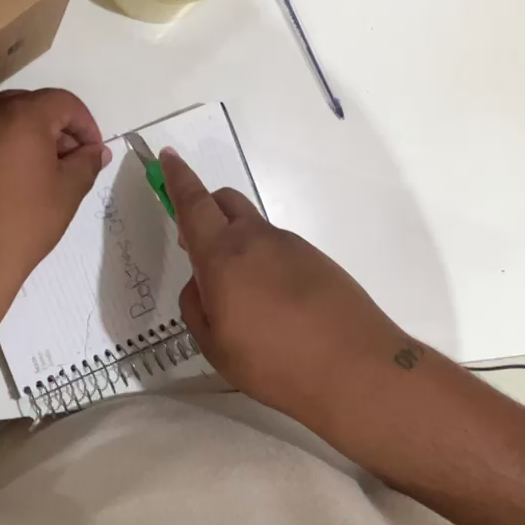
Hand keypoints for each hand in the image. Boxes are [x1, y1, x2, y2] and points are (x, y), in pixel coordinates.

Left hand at [0, 89, 108, 294]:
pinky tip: (1, 175)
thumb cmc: (21, 223)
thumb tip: (96, 151)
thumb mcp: (67, 193)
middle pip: (29, 105)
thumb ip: (86, 163)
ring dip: (22, 134)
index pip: (64, 102)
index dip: (85, 125)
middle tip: (68, 161)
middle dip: (54, 128)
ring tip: (34, 169)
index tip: (92, 152)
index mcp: (22, 114)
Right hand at [160, 148, 417, 422]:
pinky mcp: (318, 260)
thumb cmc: (275, 363)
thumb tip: (201, 284)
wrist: (356, 369)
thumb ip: (196, 307)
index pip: (194, 204)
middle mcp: (257, 240)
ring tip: (241, 297)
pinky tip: (274, 306)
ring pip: (253, 228)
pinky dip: (264, 261)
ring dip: (236, 242)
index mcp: (223, 256)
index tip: (168, 156)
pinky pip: (278, 249)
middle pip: (226, 202)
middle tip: (195, 244)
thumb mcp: (215, 346)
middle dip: (205, 208)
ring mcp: (292, 247)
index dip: (178, 178)